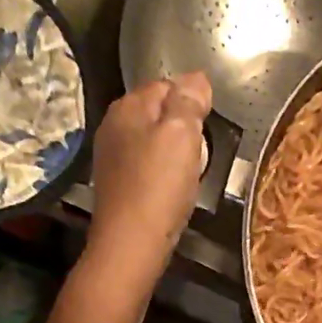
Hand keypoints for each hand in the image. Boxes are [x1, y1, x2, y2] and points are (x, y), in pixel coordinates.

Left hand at [85, 71, 212, 284]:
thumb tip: (197, 78)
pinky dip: (162, 175)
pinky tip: (172, 192)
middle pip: (158, 114)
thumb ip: (189, 101)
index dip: (192, 101)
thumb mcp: (182, 134)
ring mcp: (112, 158)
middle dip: (183, 128)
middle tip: (202, 152)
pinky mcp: (117, 186)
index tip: (209, 126)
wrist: (132, 244)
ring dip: (173, 153)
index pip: (167, 85)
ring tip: (189, 174)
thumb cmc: (159, 187)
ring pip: (152, 142)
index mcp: (128, 107)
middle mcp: (114, 126)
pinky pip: (147, 168)